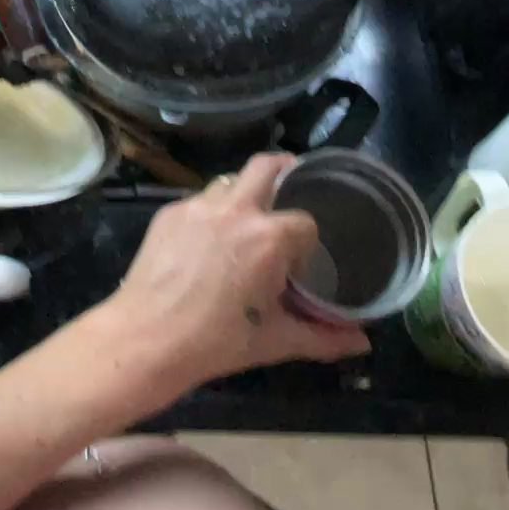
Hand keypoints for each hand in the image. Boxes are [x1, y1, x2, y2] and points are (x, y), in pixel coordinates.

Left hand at [96, 154, 371, 395]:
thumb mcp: (276, 341)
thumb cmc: (216, 343)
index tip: (299, 261)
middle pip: (266, 166)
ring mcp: (197, 206)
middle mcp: (235, 210)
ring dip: (243, 194)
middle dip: (284, 170)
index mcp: (268, 237)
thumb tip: (362, 342)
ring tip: (245, 221)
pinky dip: (211, 212)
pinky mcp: (168, 212)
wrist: (146, 340)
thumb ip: (323, 337)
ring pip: (229, 181)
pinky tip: (208, 240)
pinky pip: (199, 200)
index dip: (307, 240)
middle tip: (291, 188)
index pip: (305, 220)